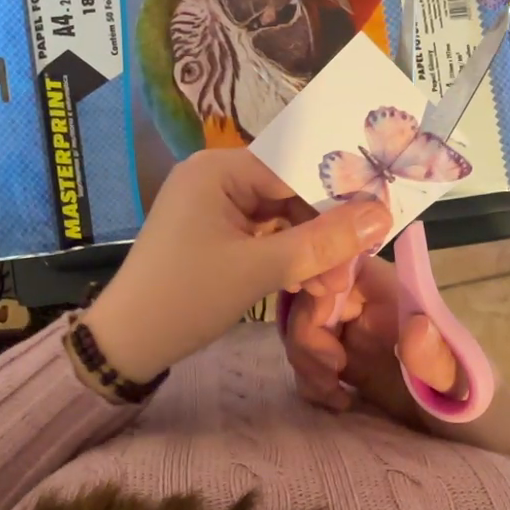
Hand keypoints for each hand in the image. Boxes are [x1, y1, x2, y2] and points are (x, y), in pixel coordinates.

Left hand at [83, 150, 391, 381]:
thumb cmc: (186, 297)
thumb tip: (382, 214)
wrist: (127, 343)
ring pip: (280, 217)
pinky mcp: (213, 234)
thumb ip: (322, 241)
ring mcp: (213, 207)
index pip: (295, 166)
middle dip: (323, 231)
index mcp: (219, 169)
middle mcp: (215, 177)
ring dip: (308, 249)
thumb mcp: (260, 269)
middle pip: (289, 192)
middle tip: (351, 270)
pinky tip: (307, 283)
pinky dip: (285, 257)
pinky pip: (262, 235)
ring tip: (331, 287)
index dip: (339, 191)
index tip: (378, 220)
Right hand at [284, 256, 509, 469]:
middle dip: (308, 331)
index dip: (323, 273)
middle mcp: (373, 309)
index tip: (320, 312)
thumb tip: (416, 323)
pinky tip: (335, 402)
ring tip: (333, 392)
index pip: (350, 263)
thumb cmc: (484, 410)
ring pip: (305, 326)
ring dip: (305, 357)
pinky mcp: (346, 367)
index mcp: (402, 297)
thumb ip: (439, 360)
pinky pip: (308, 358)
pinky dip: (309, 378)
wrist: (484, 445)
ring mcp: (356, 338)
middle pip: (316, 295)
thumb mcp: (467, 389)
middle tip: (329, 371)